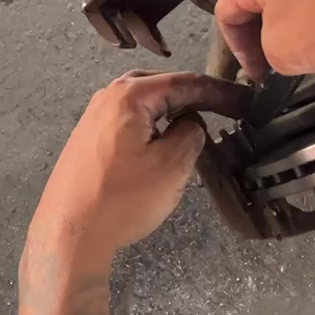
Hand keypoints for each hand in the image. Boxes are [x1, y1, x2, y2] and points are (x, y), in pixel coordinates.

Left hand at [29, 71, 246, 263]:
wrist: (69, 233)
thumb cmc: (122, 198)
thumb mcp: (171, 166)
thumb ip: (191, 134)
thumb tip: (191, 122)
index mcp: (129, 95)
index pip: (184, 82)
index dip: (218, 91)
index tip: (244, 100)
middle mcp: (108, 96)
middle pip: (161, 86)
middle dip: (194, 95)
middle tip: (225, 108)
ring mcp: (94, 116)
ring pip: (144, 103)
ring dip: (172, 110)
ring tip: (200, 123)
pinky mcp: (89, 137)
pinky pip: (129, 119)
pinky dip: (152, 123)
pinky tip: (163, 141)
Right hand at [215, 0, 314, 76]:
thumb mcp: (284, 51)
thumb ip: (272, 58)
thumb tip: (284, 55)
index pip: (227, 13)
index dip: (237, 50)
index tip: (257, 72)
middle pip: (268, 9)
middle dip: (280, 44)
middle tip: (292, 70)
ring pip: (305, 5)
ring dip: (313, 37)